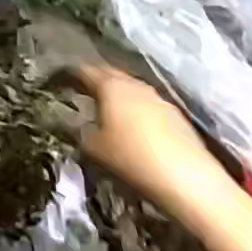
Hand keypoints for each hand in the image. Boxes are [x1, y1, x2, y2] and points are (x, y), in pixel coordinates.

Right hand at [71, 64, 221, 210]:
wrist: (189, 179)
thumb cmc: (133, 159)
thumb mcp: (95, 150)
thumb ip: (81, 132)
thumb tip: (78, 123)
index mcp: (111, 86)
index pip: (86, 70)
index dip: (72, 73)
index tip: (62, 79)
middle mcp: (134, 84)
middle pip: (110, 74)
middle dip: (96, 79)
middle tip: (82, 89)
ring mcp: (157, 97)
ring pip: (131, 88)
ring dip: (118, 93)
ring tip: (107, 107)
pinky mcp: (174, 114)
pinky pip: (147, 103)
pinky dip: (135, 108)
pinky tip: (134, 125)